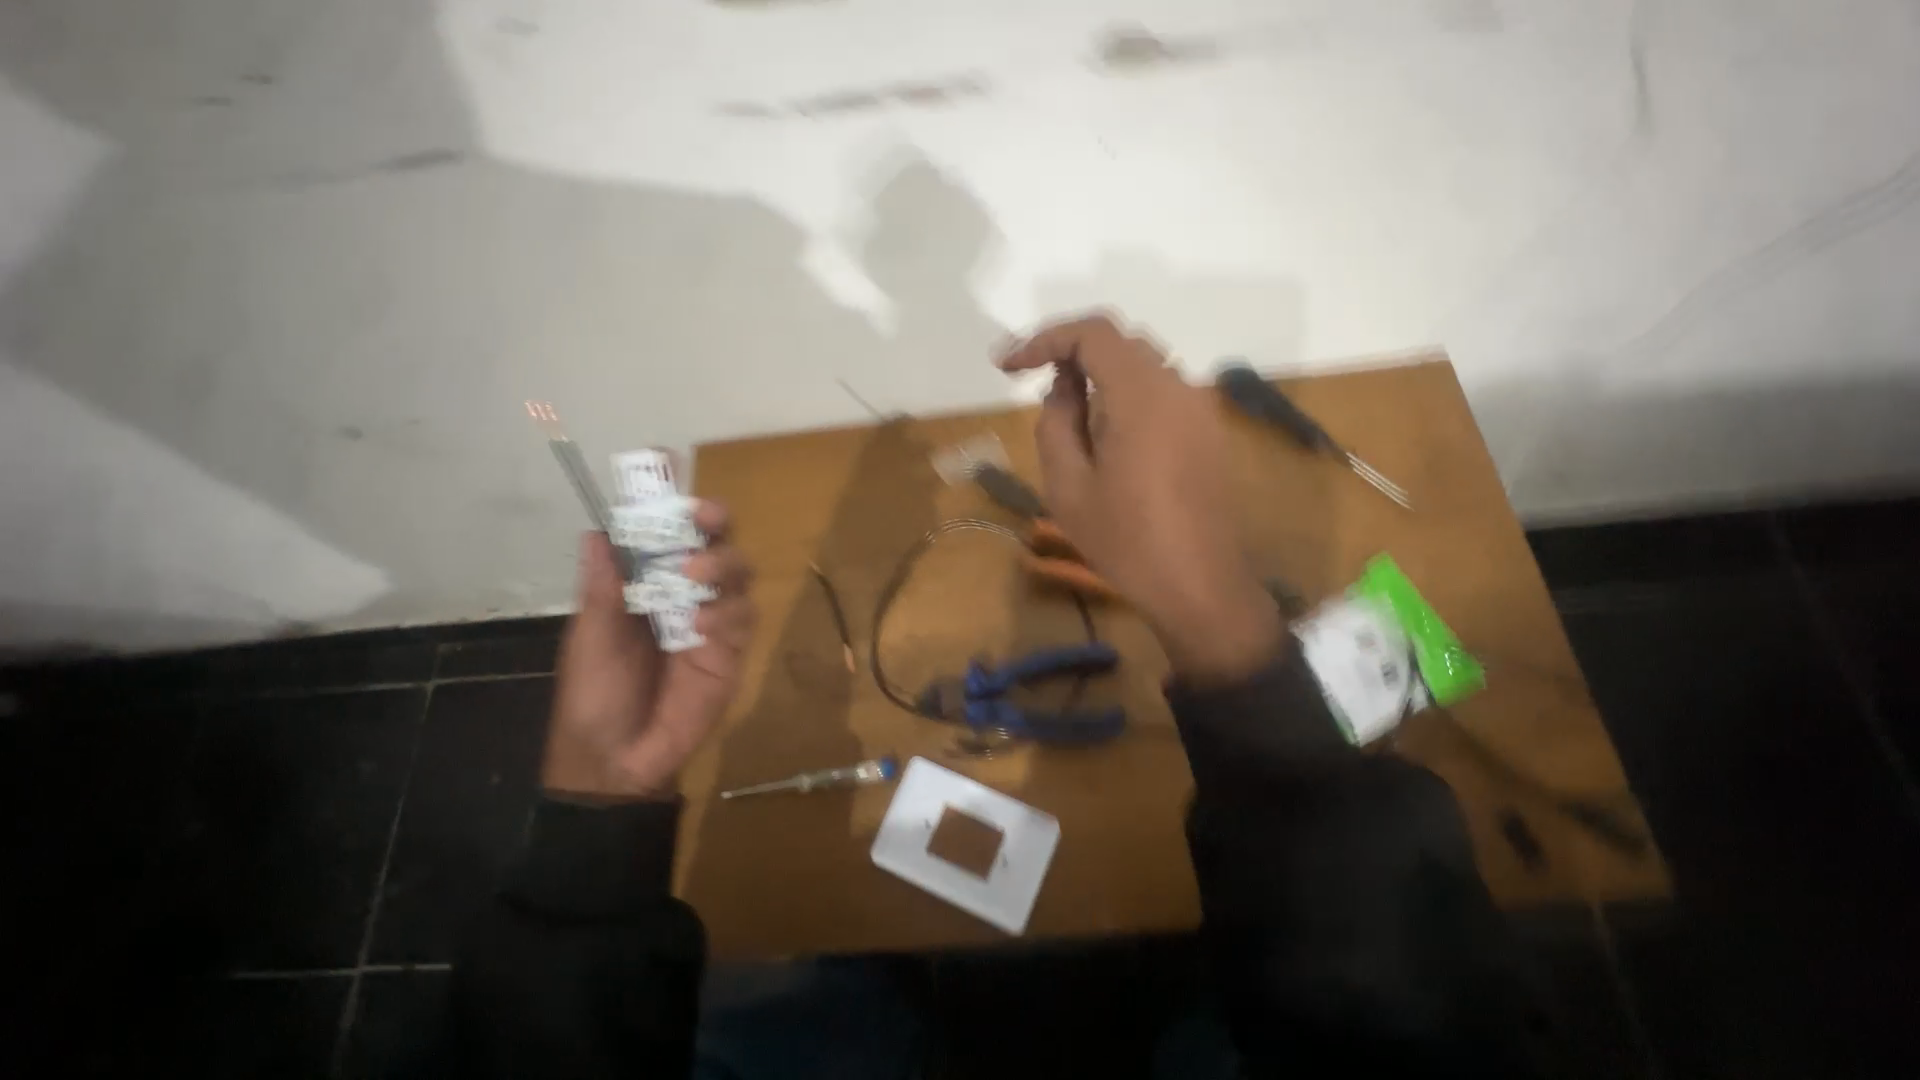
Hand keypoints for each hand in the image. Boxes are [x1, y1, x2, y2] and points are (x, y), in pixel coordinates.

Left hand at [543, 502, 756, 798]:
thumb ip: (603, 587)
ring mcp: (710, 621)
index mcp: (642, 582)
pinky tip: (701, 628)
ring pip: (737, 572)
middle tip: (704, 516)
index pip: (661, 529)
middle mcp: (681, 592)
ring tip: (695, 576)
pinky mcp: (730, 652)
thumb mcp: (589, 638)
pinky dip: (726, 615)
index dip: (668, 498)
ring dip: (721, 565)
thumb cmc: (594, 695)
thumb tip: (595, 528)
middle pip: (713, 541)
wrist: (617, 759)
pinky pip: (742, 619)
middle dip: (712, 520)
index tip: (665, 465)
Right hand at [996, 312, 1280, 681]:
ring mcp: (1201, 409)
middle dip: (1072, 356)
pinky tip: (1108, 441)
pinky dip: (1127, 399)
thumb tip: (1065, 388)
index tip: (1007, 367)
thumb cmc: (1126, 540)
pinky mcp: (1208, 432)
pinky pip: (1162, 395)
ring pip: (1143, 368)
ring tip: (1070, 424)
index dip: (1044, 339)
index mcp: (1142, 394)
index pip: (1093, 333)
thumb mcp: (1068, 486)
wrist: (1200, 585)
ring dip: (1101, 379)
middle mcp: (1179, 387)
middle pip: (1121, 344)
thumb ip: (1056, 422)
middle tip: (1034, 388)